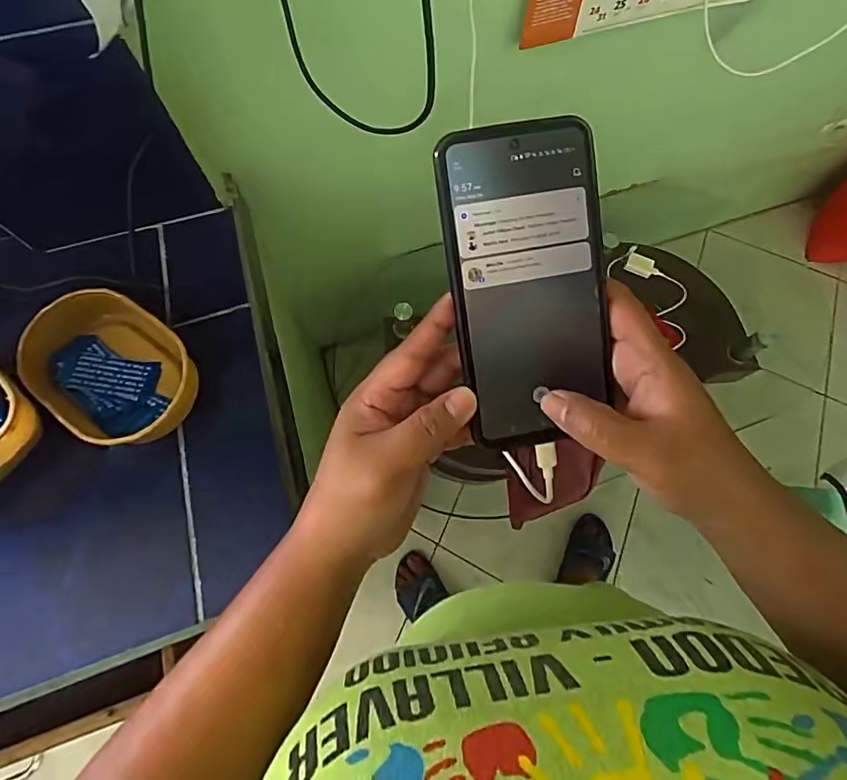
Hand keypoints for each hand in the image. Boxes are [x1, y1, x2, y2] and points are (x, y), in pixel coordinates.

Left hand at [297, 294, 473, 570]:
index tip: (457, 300)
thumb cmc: (352, 497)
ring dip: (467, 391)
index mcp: (376, 396)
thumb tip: (468, 396)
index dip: (433, 326)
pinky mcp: (420, 449)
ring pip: (443, 399)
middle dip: (460, 358)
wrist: (344, 546)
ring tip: (503, 375)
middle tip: (499, 341)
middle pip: (431, 373)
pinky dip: (467, 422)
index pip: (409, 353)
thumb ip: (429, 426)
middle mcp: (393, 405)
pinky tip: (490, 418)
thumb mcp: (389, 458)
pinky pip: (448, 426)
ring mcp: (407, 428)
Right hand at [538, 280, 772, 521]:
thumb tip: (547, 397)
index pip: (621, 305)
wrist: (727, 506)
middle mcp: (642, 365)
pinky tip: (542, 387)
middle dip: (564, 316)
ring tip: (519, 345)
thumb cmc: (698, 472)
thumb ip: (593, 425)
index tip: (549, 273)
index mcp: (653, 361)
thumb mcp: (643, 451)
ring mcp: (635, 386)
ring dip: (565, 352)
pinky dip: (571, 382)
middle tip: (518, 313)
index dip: (590, 282)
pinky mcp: (629, 406)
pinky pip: (595, 384)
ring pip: (594, 357)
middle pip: (600, 326)